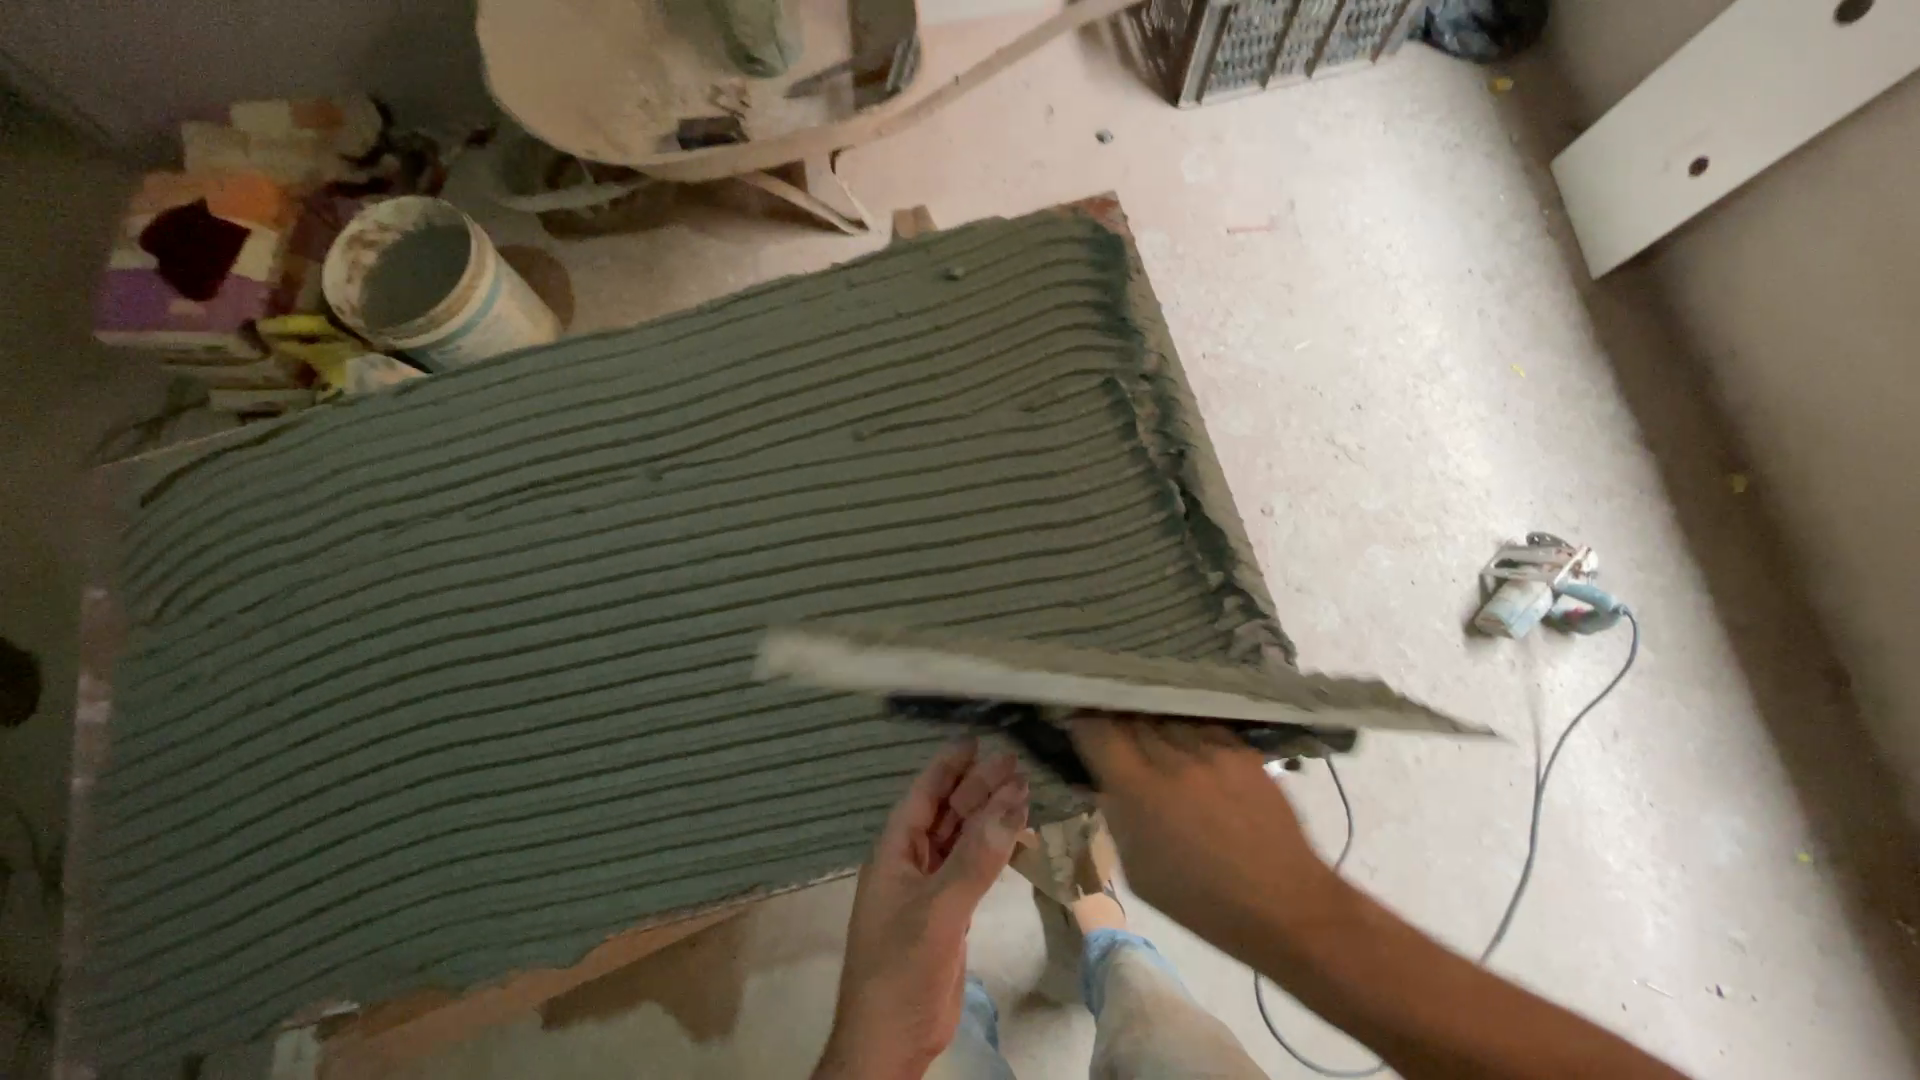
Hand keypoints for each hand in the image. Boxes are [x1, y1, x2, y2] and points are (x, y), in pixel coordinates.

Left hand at [815, 741, 1028, 1079]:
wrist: (890, 1041)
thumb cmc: (901, 970)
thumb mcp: (938, 911)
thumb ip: (975, 859)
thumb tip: (1011, 803)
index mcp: (893, 854)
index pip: (921, 797)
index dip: (947, 767)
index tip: (976, 741)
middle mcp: (909, 864)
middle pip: (945, 814)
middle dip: (976, 788)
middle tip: (1014, 763)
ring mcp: (928, 889)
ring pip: (960, 840)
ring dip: (987, 817)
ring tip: (1022, 791)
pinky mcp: (947, 914)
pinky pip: (970, 868)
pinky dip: (991, 850)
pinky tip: (1013, 837)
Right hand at [1069, 713, 1335, 946]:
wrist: (1284, 904)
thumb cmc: (1201, 901)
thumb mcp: (1138, 868)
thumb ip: (1117, 815)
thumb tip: (1104, 781)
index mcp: (1141, 792)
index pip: (1097, 732)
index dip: (1080, 723)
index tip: (1074, 722)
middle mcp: (1174, 761)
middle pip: (1131, 717)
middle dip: (1114, 719)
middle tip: (1106, 726)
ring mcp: (1212, 751)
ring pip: (1166, 716)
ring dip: (1150, 721)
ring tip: (1145, 729)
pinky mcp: (1243, 750)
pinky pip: (1202, 725)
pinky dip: (1186, 728)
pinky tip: (1184, 739)